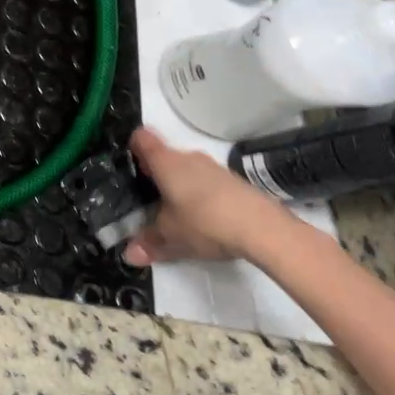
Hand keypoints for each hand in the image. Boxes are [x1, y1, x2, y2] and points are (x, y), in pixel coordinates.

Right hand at [122, 127, 296, 266]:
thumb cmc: (205, 223)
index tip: (133, 168)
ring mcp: (216, 168)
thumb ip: (149, 243)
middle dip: (159, 174)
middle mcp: (188, 157)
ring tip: (183, 213)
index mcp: (165, 162)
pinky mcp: (238, 183)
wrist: (266, 230)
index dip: (133, 148)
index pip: (141, 138)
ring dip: (184, 185)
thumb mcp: (172, 237)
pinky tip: (211, 220)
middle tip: (154, 198)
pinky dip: (207, 195)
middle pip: (166, 155)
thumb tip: (129, 256)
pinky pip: (212, 182)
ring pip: (190, 169)